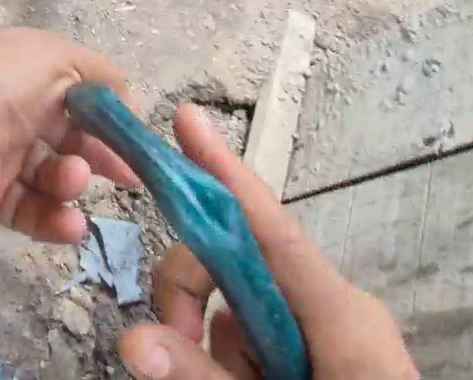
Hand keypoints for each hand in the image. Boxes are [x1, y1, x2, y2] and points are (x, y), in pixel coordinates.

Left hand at [0, 28, 139, 244]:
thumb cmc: (2, 86)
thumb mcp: (56, 56)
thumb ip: (98, 72)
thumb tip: (127, 98)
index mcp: (20, 67)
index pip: (72, 90)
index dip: (107, 114)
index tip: (137, 138)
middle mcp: (8, 105)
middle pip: (67, 136)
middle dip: (101, 156)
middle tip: (128, 177)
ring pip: (51, 174)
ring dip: (70, 182)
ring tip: (69, 180)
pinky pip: (30, 209)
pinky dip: (53, 218)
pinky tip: (70, 224)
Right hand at [118, 105, 419, 379]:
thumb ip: (206, 378)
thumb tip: (131, 339)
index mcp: (341, 313)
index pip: (268, 227)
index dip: (222, 170)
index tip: (186, 118)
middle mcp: (332, 309)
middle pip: (229, 262)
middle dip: (187, 294)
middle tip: (167, 350)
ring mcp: (325, 333)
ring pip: (230, 303)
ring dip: (205, 340)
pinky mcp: (316, 356)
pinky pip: (247, 335)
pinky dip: (225, 357)